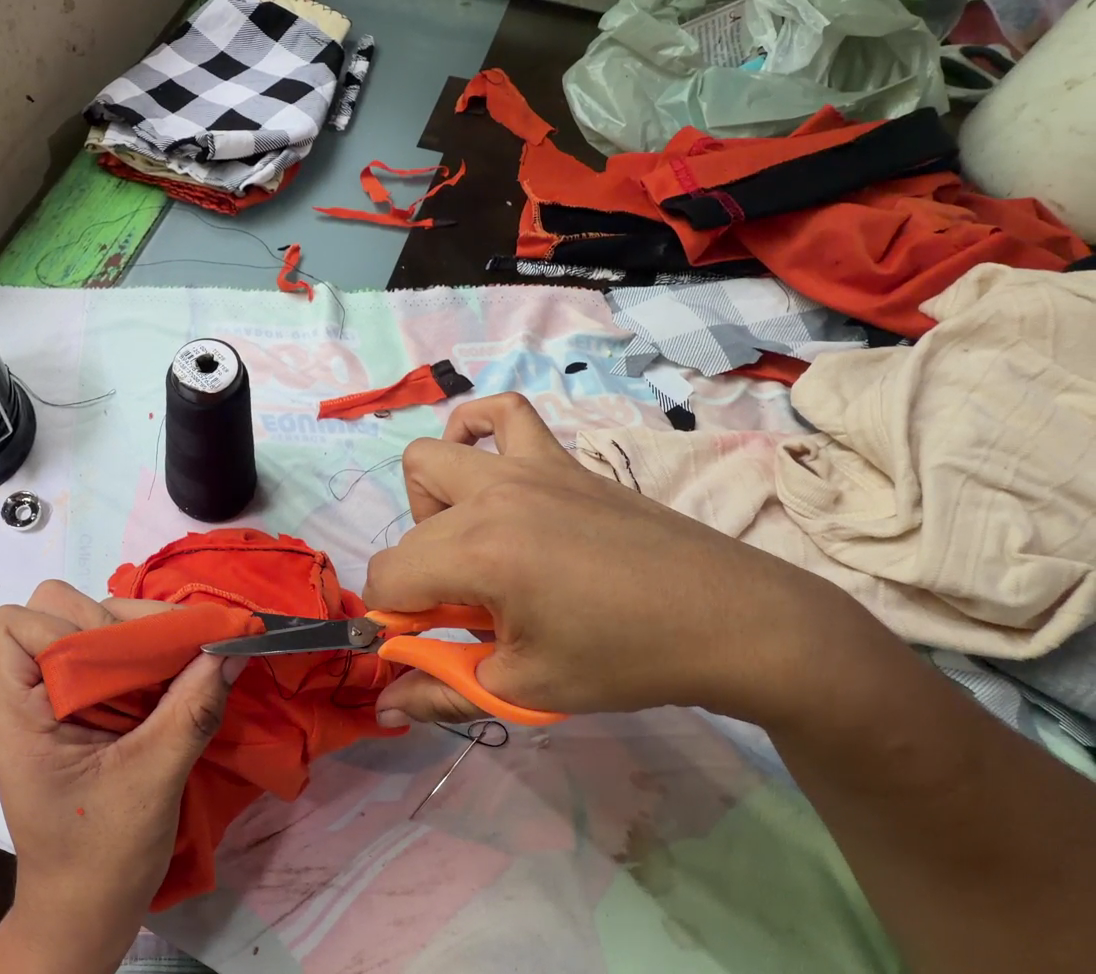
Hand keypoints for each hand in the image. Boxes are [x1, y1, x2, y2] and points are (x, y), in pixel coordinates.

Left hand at [0, 581, 242, 973]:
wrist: (87, 914)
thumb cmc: (101, 856)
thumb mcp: (150, 784)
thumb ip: (188, 714)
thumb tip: (230, 652)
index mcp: (20, 711)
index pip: (15, 626)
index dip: (64, 626)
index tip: (117, 656)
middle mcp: (32, 694)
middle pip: (56, 611)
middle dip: (113, 620)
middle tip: (165, 648)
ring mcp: (58, 699)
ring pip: (89, 627)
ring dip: (136, 635)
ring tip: (181, 658)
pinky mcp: (86, 710)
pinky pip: (110, 658)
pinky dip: (144, 657)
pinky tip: (178, 676)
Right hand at [364, 393, 877, 728]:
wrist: (736, 623)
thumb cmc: (630, 661)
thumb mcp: (527, 688)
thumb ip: (443, 693)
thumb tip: (387, 709)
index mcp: (479, 554)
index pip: (387, 578)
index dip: (391, 622)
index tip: (424, 649)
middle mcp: (490, 497)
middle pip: (408, 536)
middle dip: (417, 583)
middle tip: (465, 620)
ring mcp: (526, 469)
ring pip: (429, 462)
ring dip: (428, 508)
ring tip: (468, 546)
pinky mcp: (560, 460)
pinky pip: (504, 413)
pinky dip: (477, 429)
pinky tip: (486, 467)